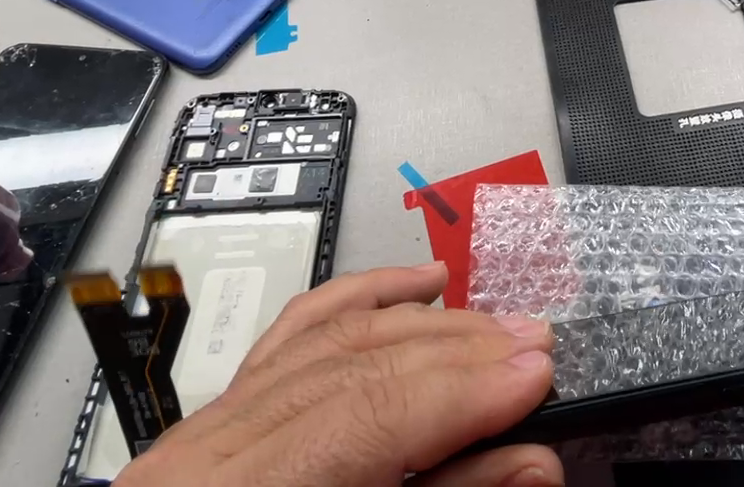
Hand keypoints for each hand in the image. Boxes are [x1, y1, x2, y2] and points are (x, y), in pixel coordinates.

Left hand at [115, 262, 561, 486]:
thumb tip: (533, 461)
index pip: (369, 413)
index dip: (463, 387)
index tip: (534, 373)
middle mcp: (209, 454)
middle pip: (357, 363)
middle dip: (461, 349)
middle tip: (533, 346)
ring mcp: (209, 425)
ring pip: (335, 335)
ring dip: (431, 323)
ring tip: (497, 326)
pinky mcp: (224, 410)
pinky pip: (299, 328)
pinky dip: (368, 295)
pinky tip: (421, 282)